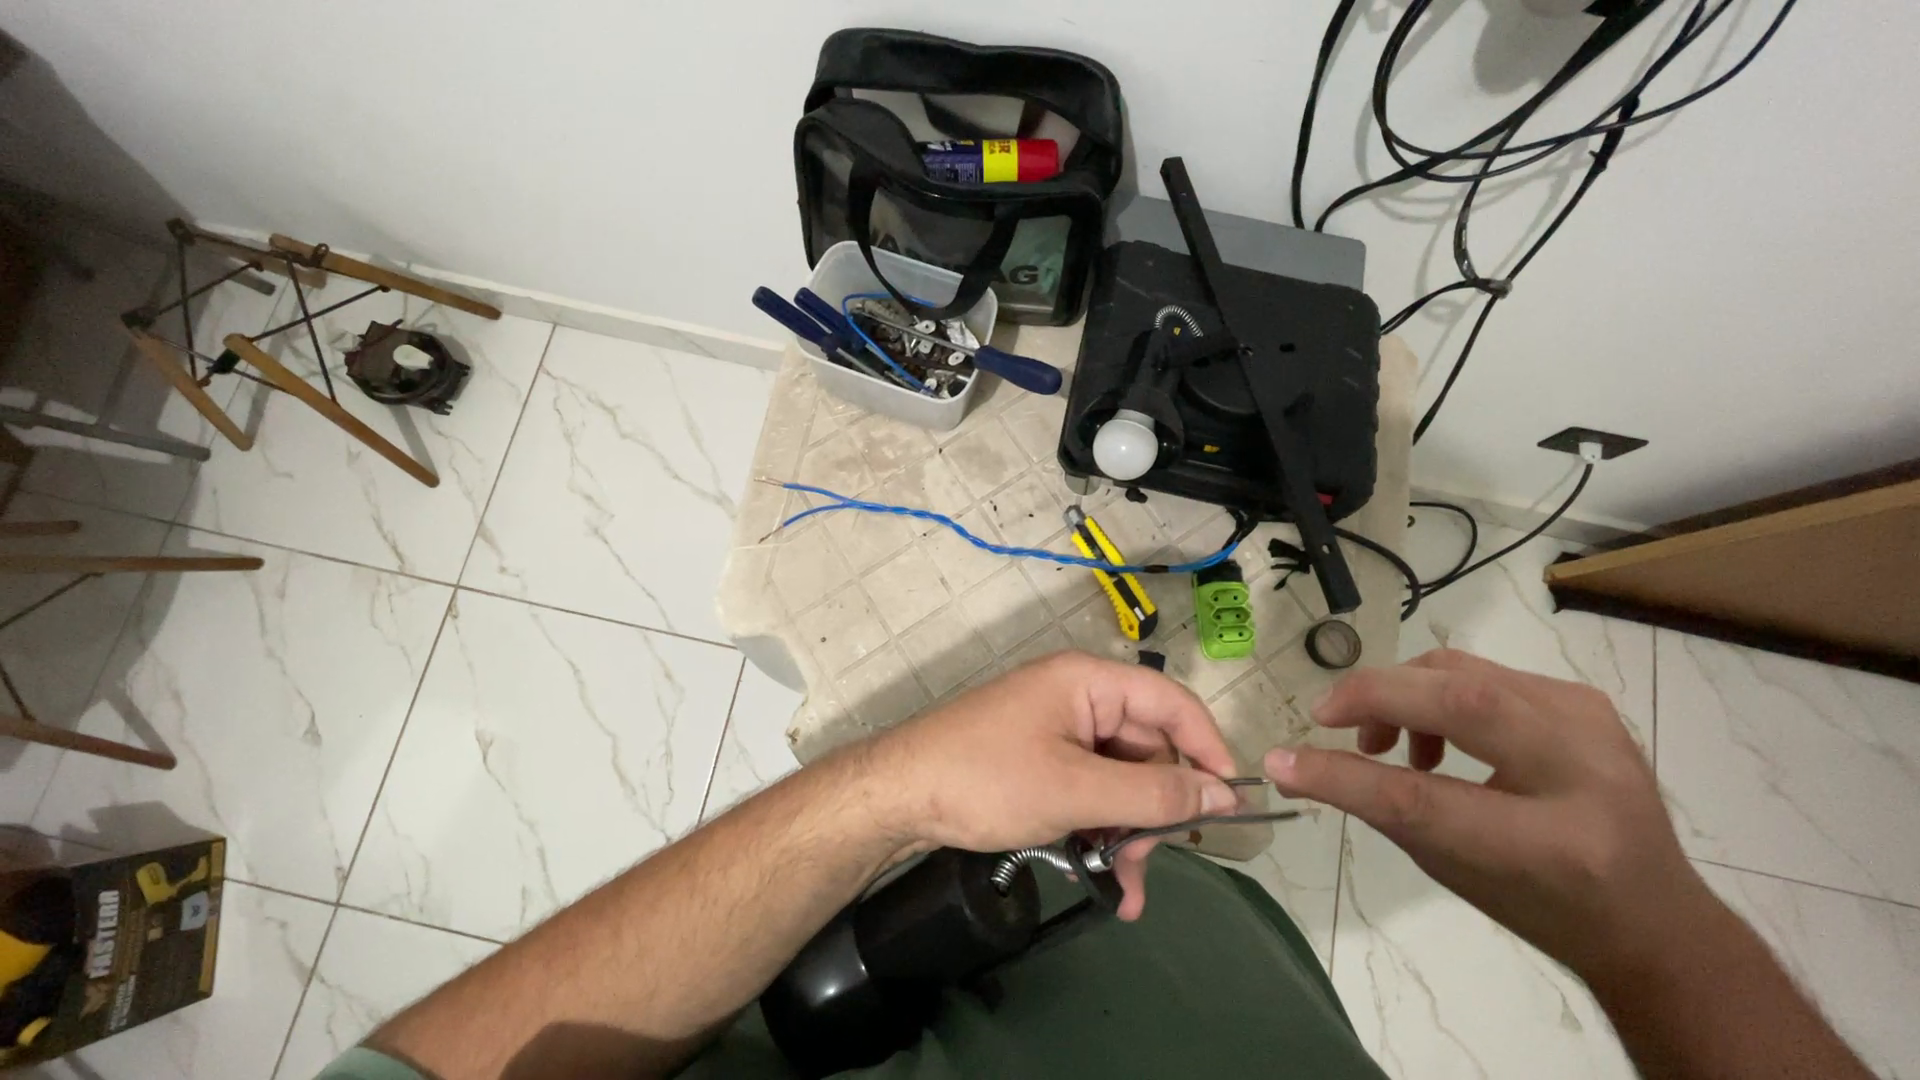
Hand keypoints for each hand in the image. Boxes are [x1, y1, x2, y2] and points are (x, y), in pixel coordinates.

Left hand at [864, 651, 1239, 920]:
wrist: (897, 796)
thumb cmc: (988, 779)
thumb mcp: (1076, 791)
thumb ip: (1152, 794)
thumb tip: (1220, 795)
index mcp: (1088, 682)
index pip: (1171, 704)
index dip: (1207, 750)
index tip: (1230, 806)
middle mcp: (1078, 699)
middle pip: (1148, 750)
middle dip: (1156, 810)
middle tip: (1149, 861)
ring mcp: (1058, 733)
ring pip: (1120, 781)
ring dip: (1128, 833)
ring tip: (1123, 886)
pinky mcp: (1041, 764)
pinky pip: (1090, 793)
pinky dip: (1100, 832)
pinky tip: (1103, 881)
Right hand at [1263, 649, 1715, 978]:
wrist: (1651, 913)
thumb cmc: (1539, 904)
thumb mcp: (1452, 870)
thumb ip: (1375, 807)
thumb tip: (1290, 765)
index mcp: (1551, 844)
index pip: (1424, 797)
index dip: (1342, 776)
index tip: (1281, 761)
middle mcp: (1582, 771)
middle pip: (1460, 701)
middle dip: (1374, 695)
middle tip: (1327, 717)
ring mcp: (1589, 723)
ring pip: (1463, 671)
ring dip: (1401, 694)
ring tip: (1384, 742)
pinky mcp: (1581, 699)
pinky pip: (1481, 673)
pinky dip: (1433, 693)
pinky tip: (1430, 736)